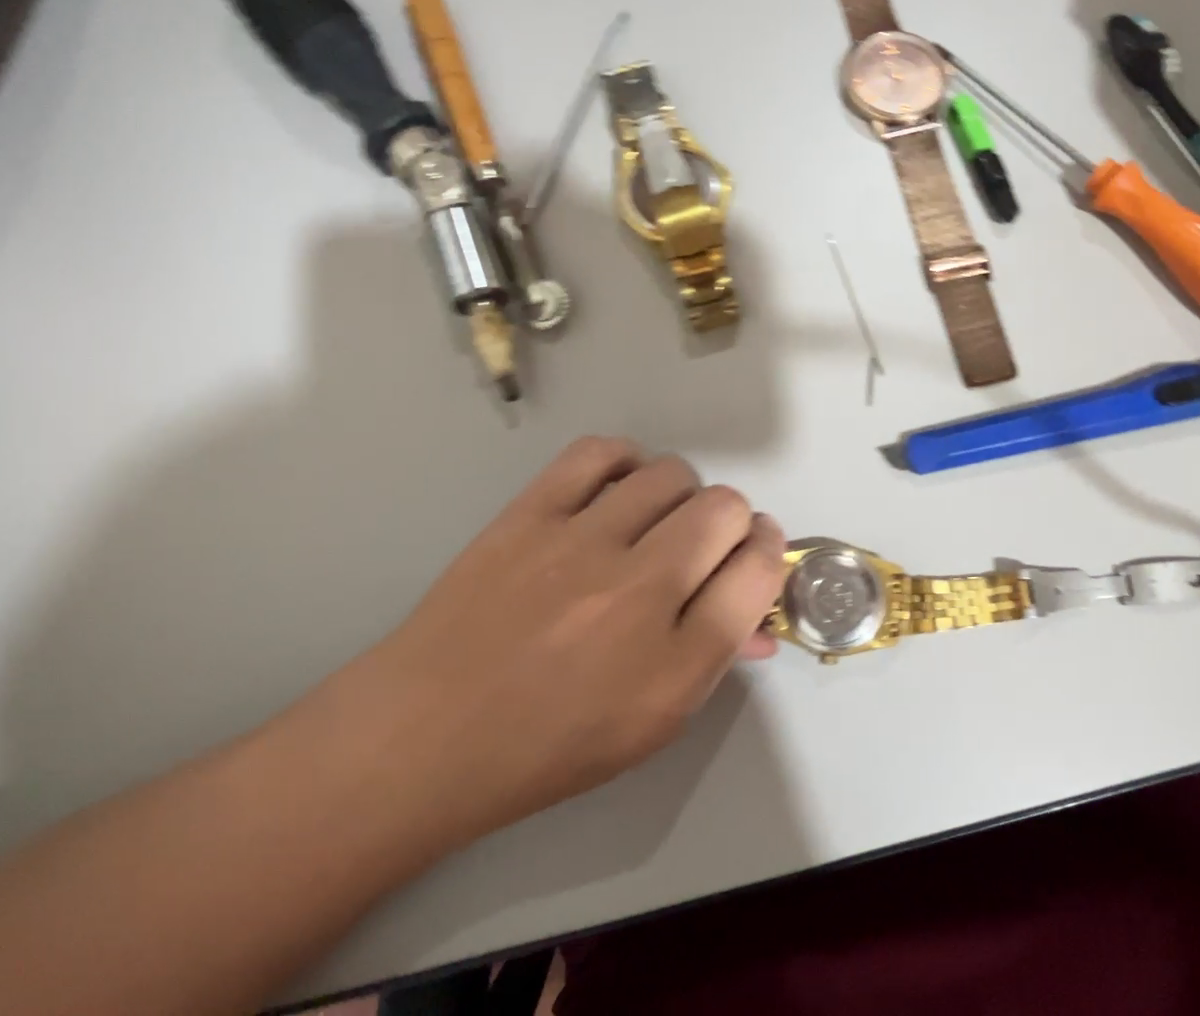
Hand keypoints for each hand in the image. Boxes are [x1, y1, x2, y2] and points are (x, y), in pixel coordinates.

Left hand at [347, 437, 786, 842]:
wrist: (429, 730)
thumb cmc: (548, 746)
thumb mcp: (649, 726)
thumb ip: (711, 663)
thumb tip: (755, 619)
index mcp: (676, 662)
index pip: (759, 575)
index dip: (770, 554)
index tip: (756, 552)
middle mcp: (639, 592)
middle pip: (726, 512)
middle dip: (734, 523)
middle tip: (707, 545)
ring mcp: (581, 545)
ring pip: (672, 475)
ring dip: (683, 494)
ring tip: (658, 520)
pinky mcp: (530, 513)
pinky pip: (600, 453)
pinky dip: (626, 462)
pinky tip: (618, 489)